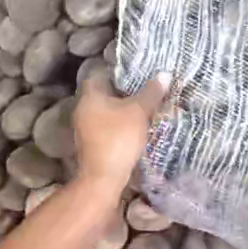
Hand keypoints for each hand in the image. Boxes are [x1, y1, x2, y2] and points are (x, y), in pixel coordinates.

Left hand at [72, 70, 167, 190]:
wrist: (103, 177)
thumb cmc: (118, 138)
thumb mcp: (139, 112)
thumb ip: (151, 93)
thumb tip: (164, 74)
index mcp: (90, 96)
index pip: (100, 74)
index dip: (118, 71)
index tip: (136, 71)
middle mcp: (83, 109)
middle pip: (103, 93)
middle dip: (123, 91)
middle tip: (144, 88)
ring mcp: (85, 128)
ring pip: (105, 111)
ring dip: (122, 109)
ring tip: (144, 106)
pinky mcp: (92, 143)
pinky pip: (107, 125)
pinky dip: (119, 123)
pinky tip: (135, 126)